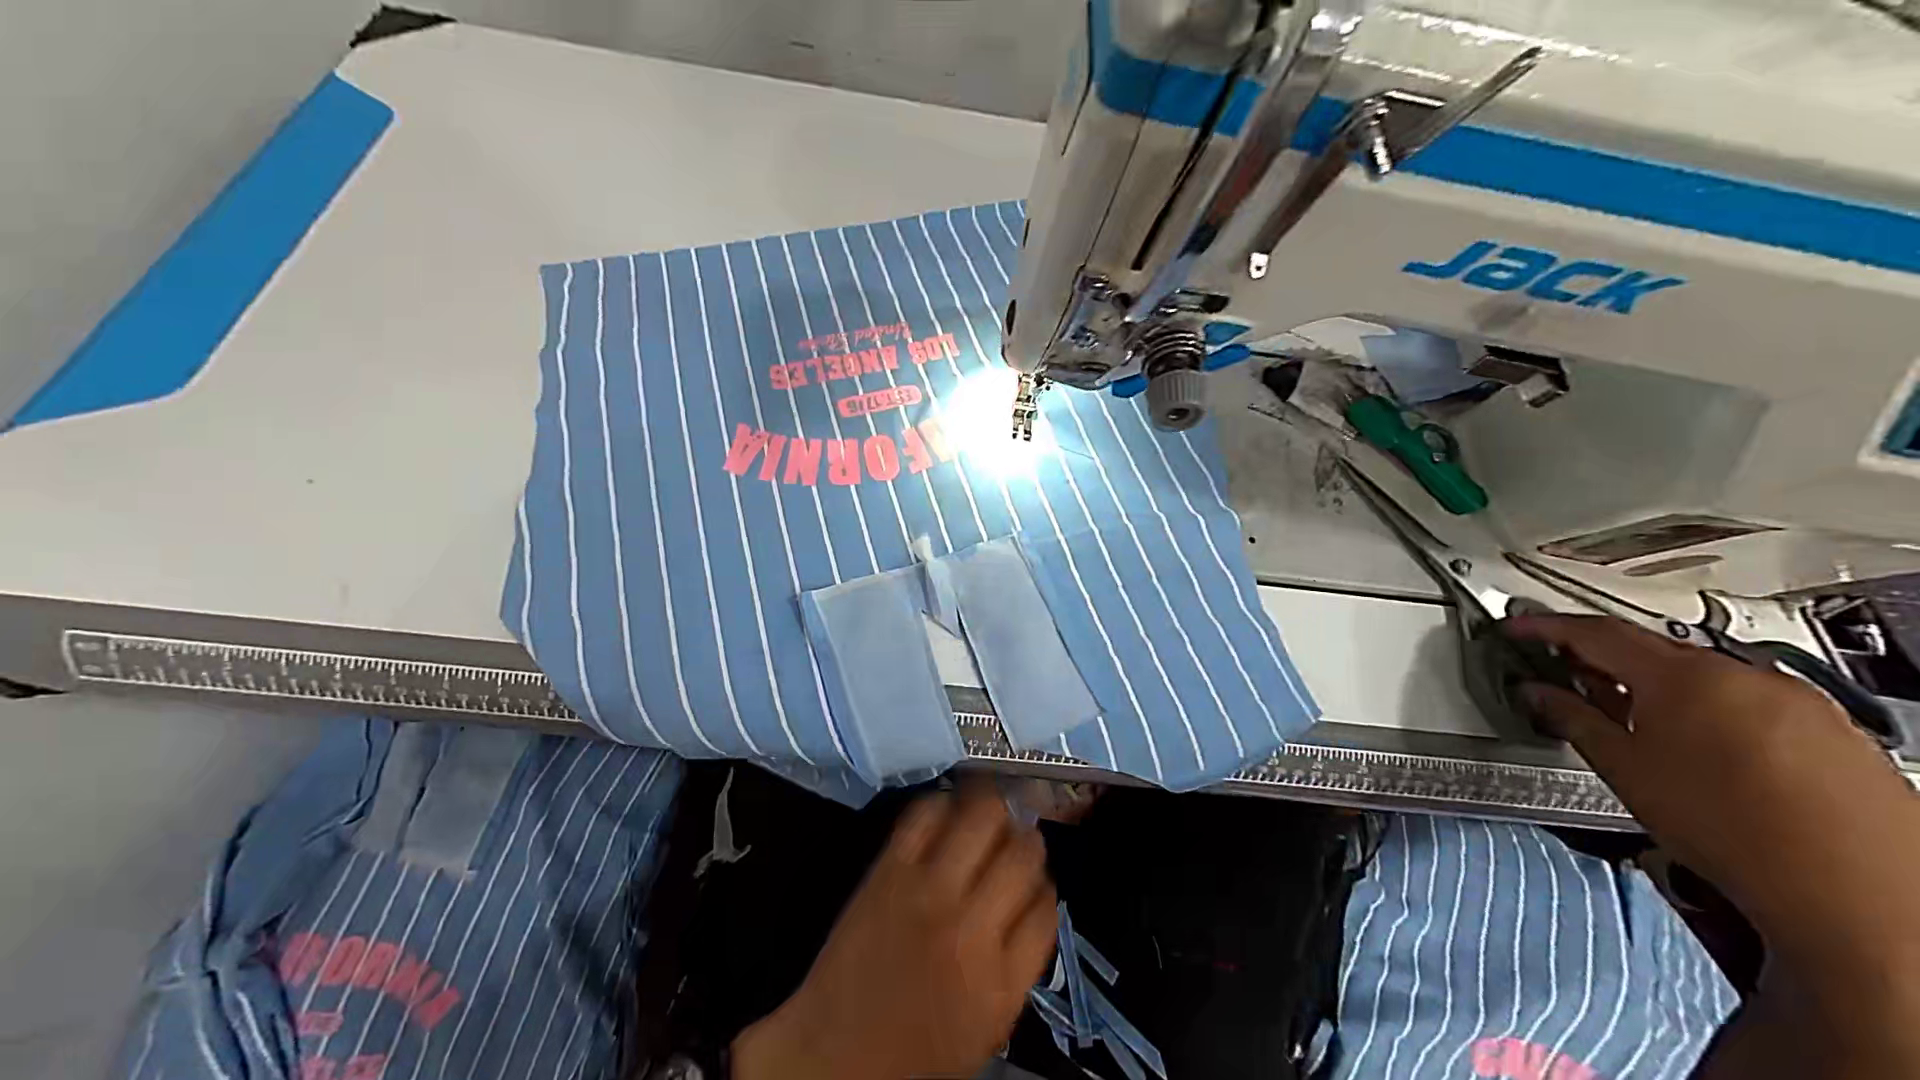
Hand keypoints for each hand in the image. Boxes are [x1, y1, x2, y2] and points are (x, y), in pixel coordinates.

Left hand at [732, 783, 1057, 1079]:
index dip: (1044, 883)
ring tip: (986, 817)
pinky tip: (947, 814)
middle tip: (1015, 840)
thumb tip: (1034, 896)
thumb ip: (1021, 958)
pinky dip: (943, 804)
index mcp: (1002, 977)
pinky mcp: (888, 869)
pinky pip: (925, 813)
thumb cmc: (918, 1047)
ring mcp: (927, 890)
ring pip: (981, 818)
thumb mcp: (990, 1022)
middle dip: (1026, 839)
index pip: (1046, 902)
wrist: (835, 1053)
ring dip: (993, 812)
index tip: (1033, 879)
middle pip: (1022, 852)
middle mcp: (971, 925)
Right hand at [1504, 614, 1919, 953]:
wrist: (1856, 894)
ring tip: (1628, 718)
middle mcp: (1742, 674)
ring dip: (1653, 684)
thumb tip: (1539, 694)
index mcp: (1683, 676)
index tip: (1519, 628)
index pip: (1596, 632)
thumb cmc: (1731, 830)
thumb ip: (1573, 719)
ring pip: (1700, 673)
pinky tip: (1694, 745)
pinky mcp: (1831, 727)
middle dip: (1600, 657)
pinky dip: (1704, 706)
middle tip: (1564, 673)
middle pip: (1650, 647)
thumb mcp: (1625, 769)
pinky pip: (1747, 697)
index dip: (1547, 627)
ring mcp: (1794, 699)